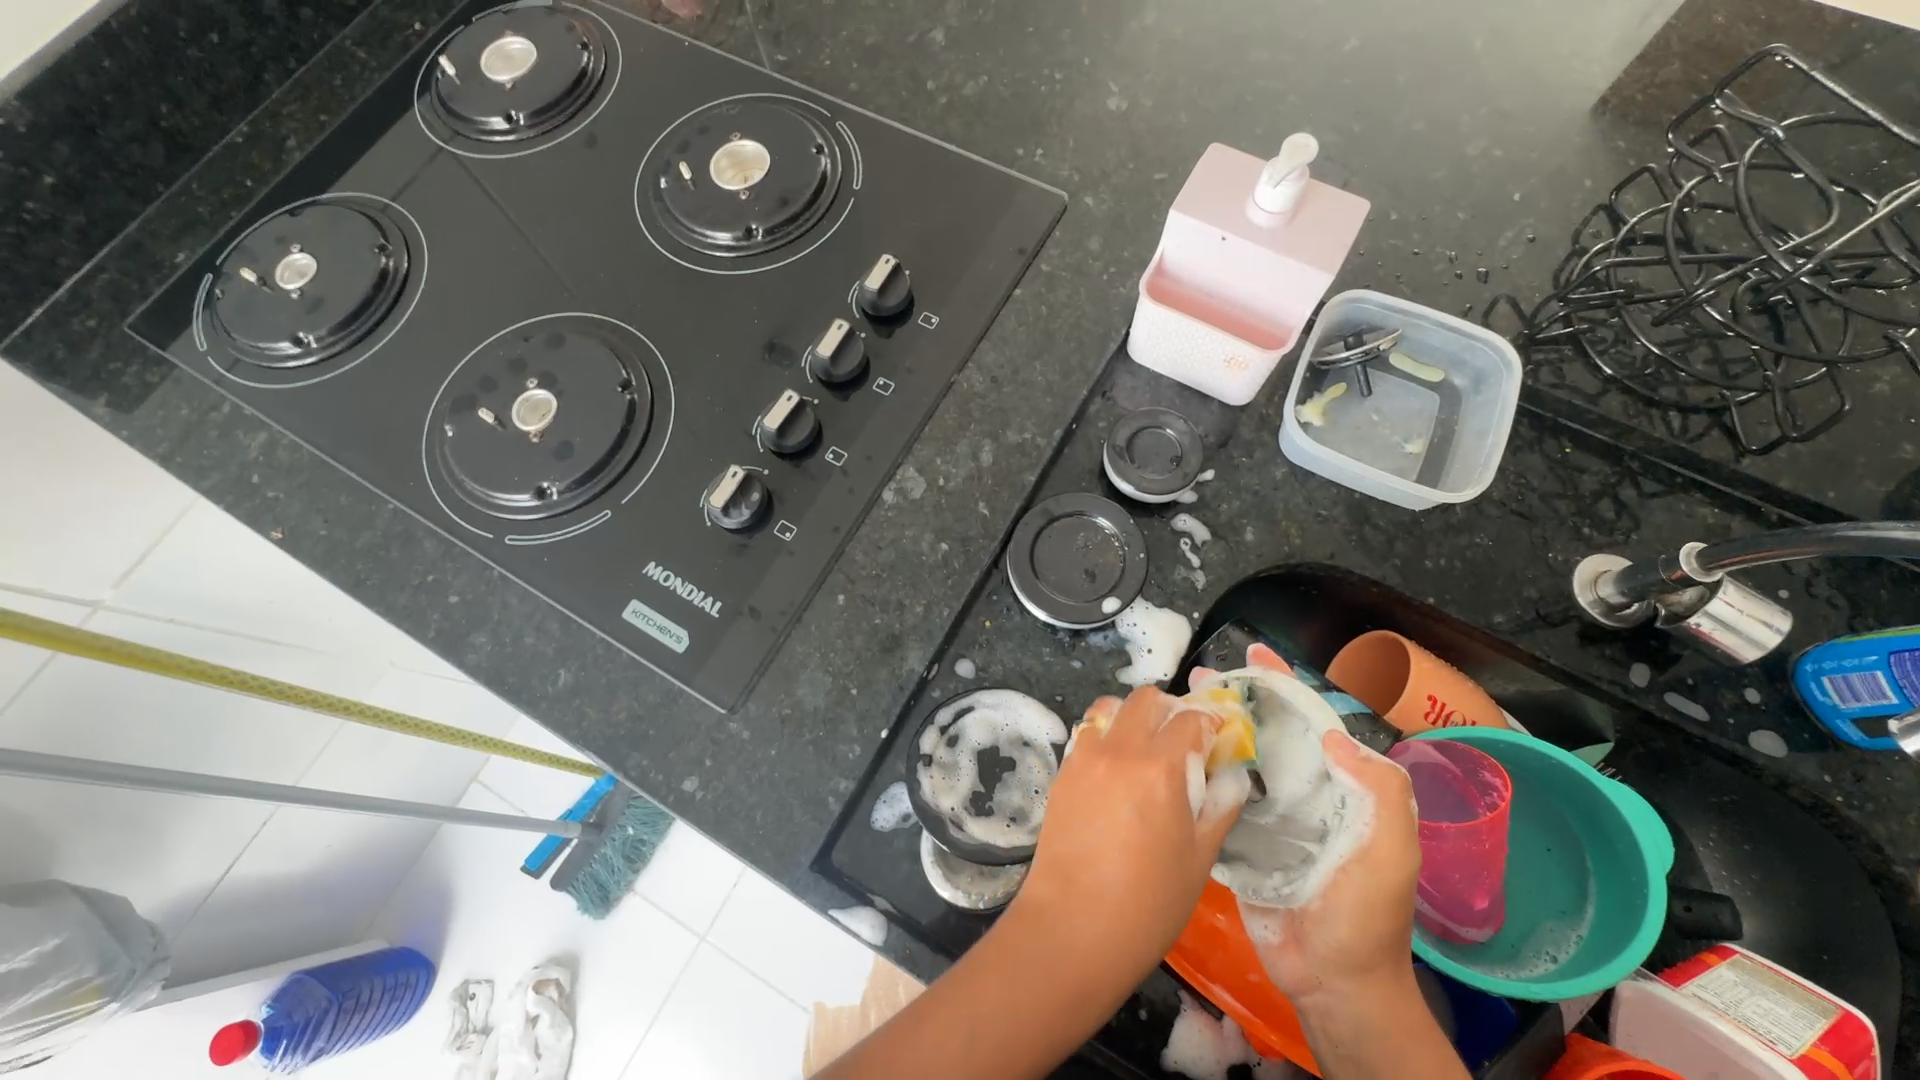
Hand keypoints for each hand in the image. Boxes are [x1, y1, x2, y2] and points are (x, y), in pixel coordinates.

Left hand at [1009, 685, 1243, 984]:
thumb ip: (1220, 806)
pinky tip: (1116, 774)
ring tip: (1146, 752)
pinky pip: (1086, 736)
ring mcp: (1083, 759)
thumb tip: (1233, 776)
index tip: (1219, 738)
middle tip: (1183, 740)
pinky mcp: (1061, 775)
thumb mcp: (1200, 857)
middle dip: (1170, 709)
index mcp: (1159, 767)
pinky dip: (1105, 739)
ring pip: (1108, 710)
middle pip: (1144, 700)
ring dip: (1132, 719)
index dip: (1211, 723)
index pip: (1191, 718)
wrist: (1072, 928)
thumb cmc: (1148, 902)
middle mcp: (1118, 750)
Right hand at [1192, 644, 1421, 1010]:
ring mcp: (1268, 818)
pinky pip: (1216, 801)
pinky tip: (1168, 758)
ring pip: (1237, 761)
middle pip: (1267, 732)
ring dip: (1209, 730)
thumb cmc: (1365, 916)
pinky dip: (1194, 776)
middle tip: (1200, 678)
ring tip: (1176, 706)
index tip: (1255, 653)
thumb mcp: (1392, 851)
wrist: (1331, 981)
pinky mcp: (1238, 844)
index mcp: (1340, 786)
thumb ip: (1381, 791)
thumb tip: (1330, 737)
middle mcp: (1302, 793)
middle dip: (1237, 699)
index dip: (1286, 684)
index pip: (1313, 722)